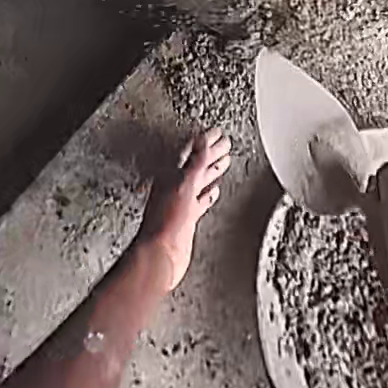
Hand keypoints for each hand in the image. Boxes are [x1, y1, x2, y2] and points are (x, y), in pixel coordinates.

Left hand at [134, 128, 230, 293]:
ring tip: (224, 160)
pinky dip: (208, 194)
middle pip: (196, 164)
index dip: (205, 140)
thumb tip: (203, 139)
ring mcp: (181, 202)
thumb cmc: (167, 222)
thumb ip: (196, 162)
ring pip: (199, 181)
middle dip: (210, 153)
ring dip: (211, 171)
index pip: (191, 151)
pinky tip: (214, 192)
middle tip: (225, 143)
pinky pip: (200, 201)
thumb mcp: (185, 185)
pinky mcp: (187, 218)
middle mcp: (175, 185)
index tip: (217, 133)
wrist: (162, 254)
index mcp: (172, 174)